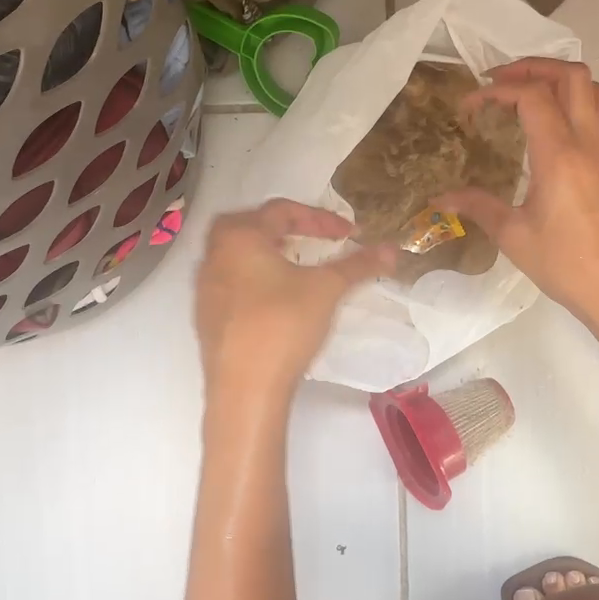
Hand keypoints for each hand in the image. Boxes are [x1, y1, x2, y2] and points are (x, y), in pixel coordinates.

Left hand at [195, 199, 396, 396]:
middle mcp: (214, 255)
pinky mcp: (205, 317)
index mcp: (239, 237)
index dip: (320, 218)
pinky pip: (231, 283)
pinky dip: (255, 279)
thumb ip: (358, 265)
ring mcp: (205, 287)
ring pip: (237, 255)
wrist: (245, 388)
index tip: (349, 233)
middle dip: (285, 228)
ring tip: (296, 267)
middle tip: (312, 239)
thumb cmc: (283, 326)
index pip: (282, 211)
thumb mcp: (327, 290)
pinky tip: (276, 300)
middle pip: (250, 225)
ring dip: (268, 253)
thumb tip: (392, 249)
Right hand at [436, 58, 598, 321]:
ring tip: (541, 97)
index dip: (498, 90)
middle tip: (504, 83)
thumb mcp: (509, 233)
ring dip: (571, 84)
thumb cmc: (558, 261)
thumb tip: (440, 197)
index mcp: (557, 154)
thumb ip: (476, 205)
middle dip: (536, 68)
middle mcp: (587, 144)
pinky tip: (581, 133)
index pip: (532, 95)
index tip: (472, 106)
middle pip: (573, 76)